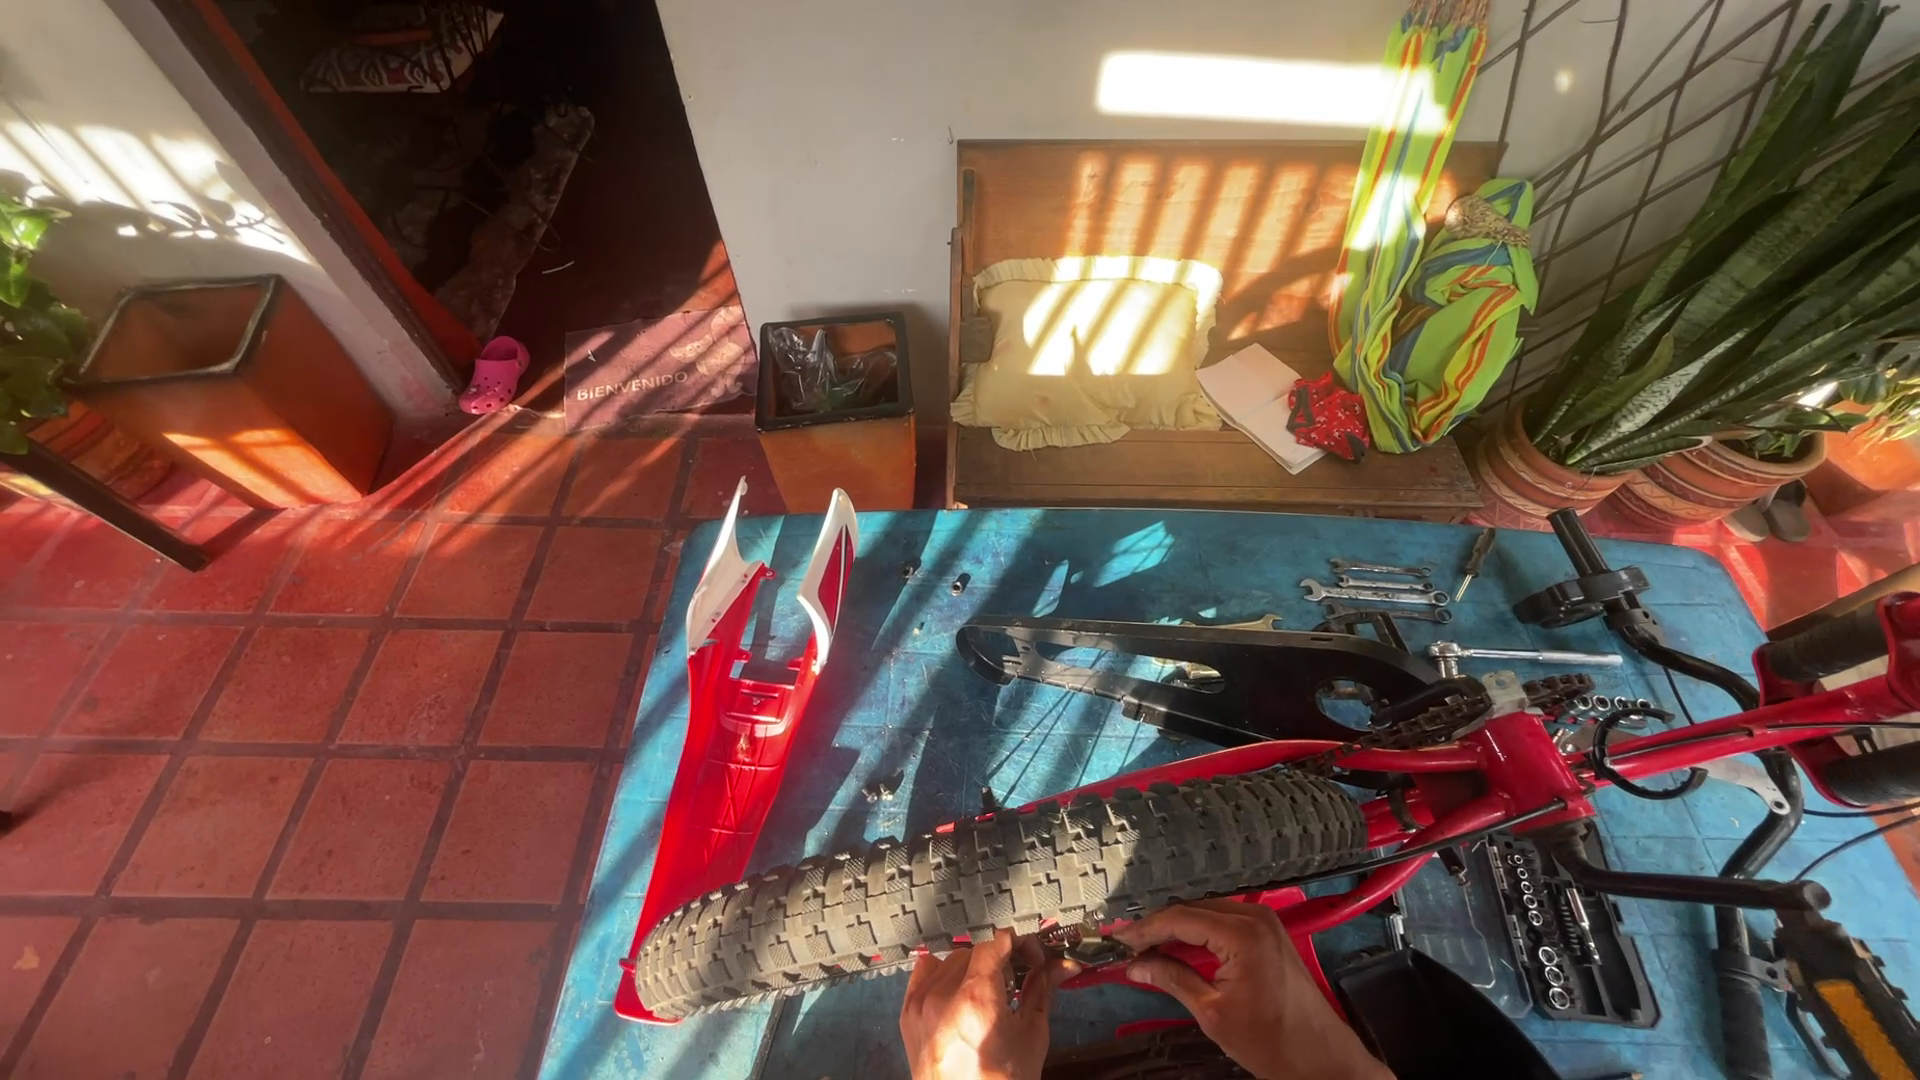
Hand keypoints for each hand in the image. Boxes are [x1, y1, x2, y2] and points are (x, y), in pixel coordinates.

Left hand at [899, 928, 1076, 1079]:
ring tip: (988, 994)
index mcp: (977, 997)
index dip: (1019, 944)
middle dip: (999, 960)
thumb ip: (1042, 990)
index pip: (997, 942)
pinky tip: (957, 991)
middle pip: (976, 951)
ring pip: (951, 960)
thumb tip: (1064, 964)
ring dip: (973, 968)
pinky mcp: (908, 1014)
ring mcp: (921, 1003)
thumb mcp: (1031, 1036)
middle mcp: (944, 994)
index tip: (1032, 957)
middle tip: (1016, 982)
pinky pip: (924, 972)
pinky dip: (942, 974)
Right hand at [1113, 900, 1388, 1079]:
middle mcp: (1253, 915)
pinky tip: (1178, 943)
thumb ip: (1172, 979)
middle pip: (1192, 909)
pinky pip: (1222, 919)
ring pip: (1205, 911)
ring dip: (1176, 926)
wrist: (1325, 1062)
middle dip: (1158, 926)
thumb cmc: (1270, 1043)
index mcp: (1241, 933)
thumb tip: (1134, 965)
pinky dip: (1198, 930)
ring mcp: (1263, 920)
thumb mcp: (1213, 1014)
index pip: (1180, 919)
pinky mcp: (1268, 930)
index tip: (1118, 940)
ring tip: (1147, 944)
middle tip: (1128, 943)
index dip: (1145, 929)